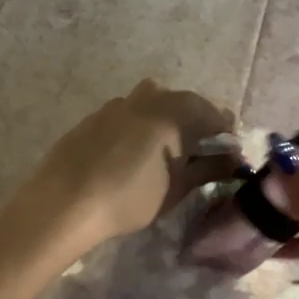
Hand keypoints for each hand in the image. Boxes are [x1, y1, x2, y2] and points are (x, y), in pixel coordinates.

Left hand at [22, 79, 240, 244]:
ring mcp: (117, 104)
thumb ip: (209, 169)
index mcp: (177, 111)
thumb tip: (233, 160)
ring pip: (153, 104)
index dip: (226, 135)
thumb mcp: (177, 187)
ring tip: (165, 154)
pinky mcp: (93, 117)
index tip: (229, 157)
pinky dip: (139, 128)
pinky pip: (127, 115)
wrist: (65, 201)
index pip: (215, 114)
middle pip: (184, 103)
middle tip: (199, 154)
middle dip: (197, 125)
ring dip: (166, 122)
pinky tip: (131, 156)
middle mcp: (150, 98)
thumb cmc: (131, 197)